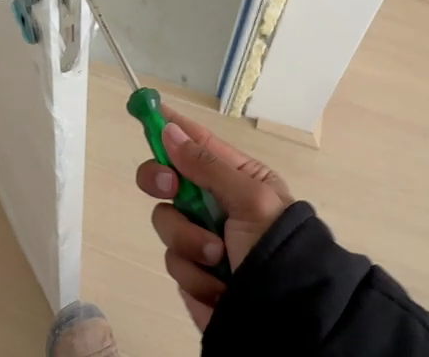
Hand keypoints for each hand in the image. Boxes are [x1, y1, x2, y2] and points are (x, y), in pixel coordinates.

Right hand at [135, 107, 292, 329]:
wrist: (286, 319)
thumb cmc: (275, 247)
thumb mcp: (249, 198)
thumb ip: (207, 166)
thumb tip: (169, 131)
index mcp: (237, 177)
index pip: (197, 142)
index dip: (170, 126)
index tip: (143, 110)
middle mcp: (215, 202)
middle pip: (165, 176)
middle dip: (162, 181)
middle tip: (170, 186)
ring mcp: (200, 236)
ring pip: (165, 221)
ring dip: (189, 241)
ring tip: (218, 259)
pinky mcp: (192, 271)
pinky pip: (173, 261)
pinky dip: (195, 274)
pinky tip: (218, 286)